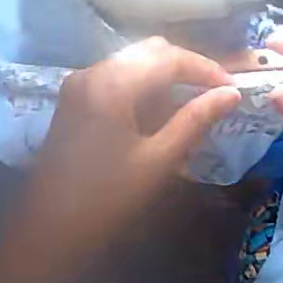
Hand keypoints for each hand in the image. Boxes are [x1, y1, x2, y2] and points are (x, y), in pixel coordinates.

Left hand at [0, 38, 241, 277]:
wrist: (48, 230)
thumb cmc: (107, 199)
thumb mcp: (159, 160)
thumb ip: (195, 120)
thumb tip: (231, 94)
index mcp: (111, 82)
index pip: (168, 57)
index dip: (206, 69)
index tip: (234, 89)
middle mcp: (91, 72)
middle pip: (149, 52)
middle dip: (186, 68)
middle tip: (216, 94)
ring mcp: (78, 85)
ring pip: (131, 63)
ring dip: (164, 78)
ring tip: (193, 106)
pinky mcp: (73, 101)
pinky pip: (115, 79)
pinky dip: (141, 88)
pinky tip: (159, 113)